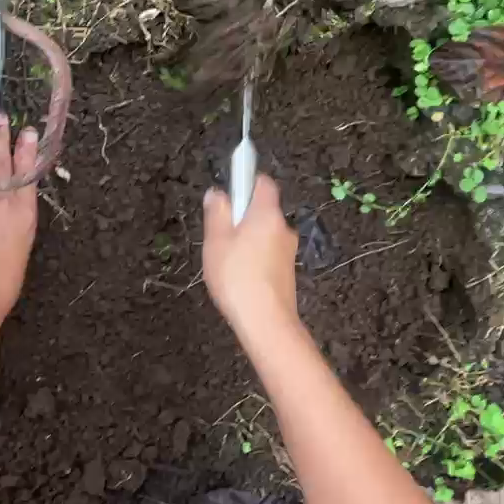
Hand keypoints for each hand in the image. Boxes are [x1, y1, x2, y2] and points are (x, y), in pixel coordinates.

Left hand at [0, 114, 39, 314]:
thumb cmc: (2, 284)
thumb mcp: (18, 248)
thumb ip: (11, 225)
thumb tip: (2, 215)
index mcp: (24, 212)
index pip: (27, 172)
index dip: (27, 151)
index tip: (28, 131)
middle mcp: (0, 200)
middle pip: (0, 161)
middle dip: (0, 137)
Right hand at [201, 175, 300, 335]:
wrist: (266, 322)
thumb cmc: (237, 277)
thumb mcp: (216, 241)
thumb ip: (217, 212)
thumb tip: (218, 193)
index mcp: (267, 214)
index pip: (263, 183)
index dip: (247, 180)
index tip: (229, 191)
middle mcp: (283, 228)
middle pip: (262, 210)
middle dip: (242, 216)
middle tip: (219, 234)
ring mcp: (288, 251)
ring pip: (264, 233)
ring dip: (247, 239)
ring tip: (226, 260)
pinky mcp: (286, 271)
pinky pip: (268, 253)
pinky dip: (254, 256)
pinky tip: (239, 276)